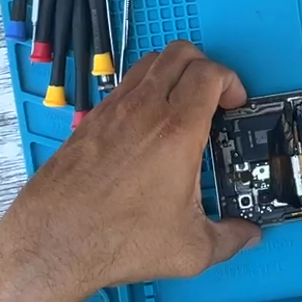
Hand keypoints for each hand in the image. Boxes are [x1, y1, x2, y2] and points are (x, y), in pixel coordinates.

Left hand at [0, 42, 260, 301]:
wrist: (52, 243)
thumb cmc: (117, 240)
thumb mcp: (191, 248)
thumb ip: (230, 238)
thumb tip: (249, 236)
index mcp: (177, 130)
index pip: (210, 73)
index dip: (231, 80)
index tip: (235, 104)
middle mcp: (145, 109)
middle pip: (181, 53)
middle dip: (206, 67)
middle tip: (213, 97)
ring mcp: (113, 110)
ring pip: (150, 62)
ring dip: (173, 72)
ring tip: (182, 104)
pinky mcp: (90, 121)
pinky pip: (124, 85)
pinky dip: (144, 90)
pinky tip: (147, 126)